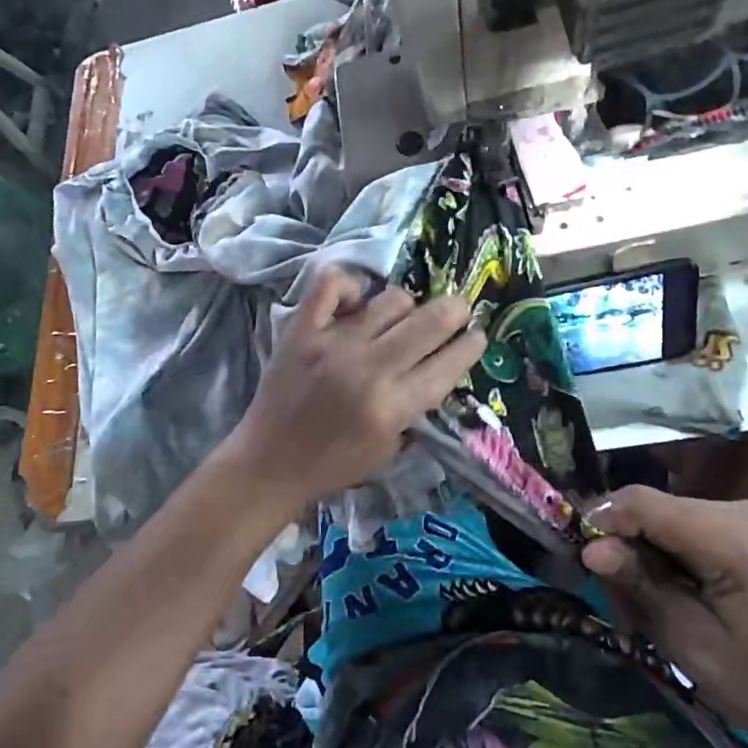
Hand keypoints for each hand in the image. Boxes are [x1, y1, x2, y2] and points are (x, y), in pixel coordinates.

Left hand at [222, 267, 486, 509]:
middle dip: (455, 310)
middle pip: (430, 321)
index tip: (478, 336)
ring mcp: (333, 343)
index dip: (472, 344)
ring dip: (408, 306)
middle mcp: (369, 369)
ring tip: (403, 318)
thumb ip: (419, 408)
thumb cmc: (335, 464)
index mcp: (393, 406)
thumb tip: (442, 368)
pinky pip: (331, 284)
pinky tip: (357, 300)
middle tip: (457, 312)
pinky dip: (350, 286)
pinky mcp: (302, 329)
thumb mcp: (390, 448)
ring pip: (391, 299)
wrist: (269, 463)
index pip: (448, 363)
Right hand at [580, 486, 747, 745]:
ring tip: (647, 614)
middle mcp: (746, 509)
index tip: (576, 561)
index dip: (600, 522)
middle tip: (615, 605)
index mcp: (732, 531)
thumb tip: (591, 548)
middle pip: (659, 510)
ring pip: (678, 522)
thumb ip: (641, 586)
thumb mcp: (696, 647)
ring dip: (652, 559)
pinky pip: (704, 534)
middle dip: (626, 548)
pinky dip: (680, 562)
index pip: (641, 500)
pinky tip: (682, 605)